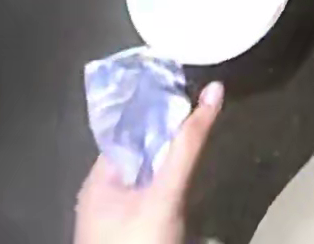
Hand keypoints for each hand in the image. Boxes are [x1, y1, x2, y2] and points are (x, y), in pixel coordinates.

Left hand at [75, 81, 223, 243]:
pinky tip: (192, 173)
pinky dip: (173, 179)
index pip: (131, 126)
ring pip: (151, 171)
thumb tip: (214, 88)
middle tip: (205, 105)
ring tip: (204, 128)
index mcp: (99, 179)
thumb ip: (188, 143)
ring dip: (175, 155)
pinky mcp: (134, 234)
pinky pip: (155, 193)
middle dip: (171, 131)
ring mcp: (118, 219)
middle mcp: (104, 194)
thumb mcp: (165, 195)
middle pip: (142, 148)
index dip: (161, 105)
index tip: (192, 85)